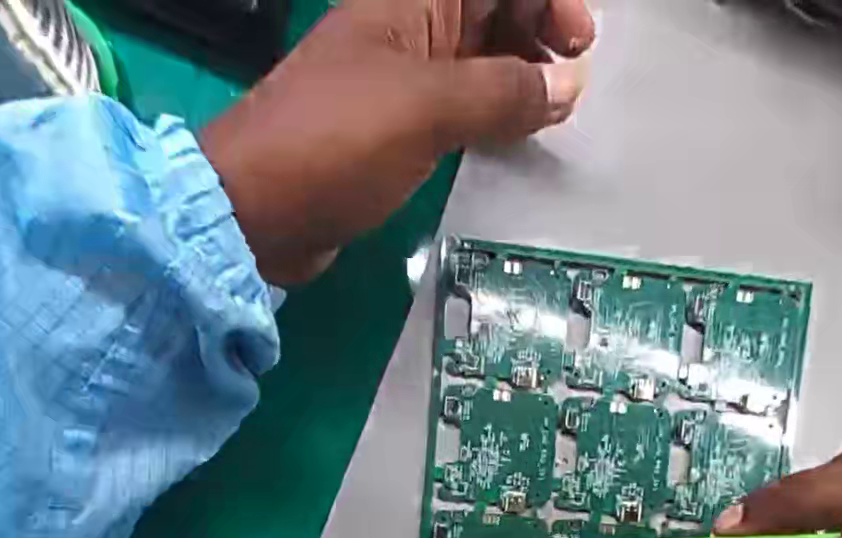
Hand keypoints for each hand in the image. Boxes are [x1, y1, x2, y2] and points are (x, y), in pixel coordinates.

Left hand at [199, 0, 594, 284]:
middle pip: (490, 15)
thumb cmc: (336, 144)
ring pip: (473, 70)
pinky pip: (450, 117)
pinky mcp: (388, 140)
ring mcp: (396, 89)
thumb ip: (500, 92)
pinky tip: (506, 143)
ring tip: (548, 118)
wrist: (261, 212)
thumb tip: (564, 88)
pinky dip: (483, 124)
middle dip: (537, 40)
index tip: (579, 46)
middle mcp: (406, 34)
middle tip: (568, 89)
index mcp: (412, 0)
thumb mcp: (426, 108)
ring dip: (514, 86)